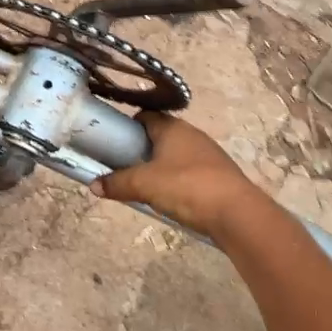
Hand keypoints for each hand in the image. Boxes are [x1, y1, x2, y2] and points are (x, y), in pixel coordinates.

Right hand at [88, 114, 270, 238]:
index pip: (145, 116)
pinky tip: (173, 198)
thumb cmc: (186, 187)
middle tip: (126, 166)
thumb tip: (93, 185)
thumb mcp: (143, 185)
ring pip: (177, 154)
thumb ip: (117, 183)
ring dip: (162, 166)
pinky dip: (180, 180)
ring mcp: (210, 155)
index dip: (128, 126)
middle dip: (143, 149)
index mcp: (173, 128)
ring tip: (147, 185)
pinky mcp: (221, 175)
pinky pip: (192, 171)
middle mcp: (192, 134)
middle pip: (161, 135)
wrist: (238, 215)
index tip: (115, 142)